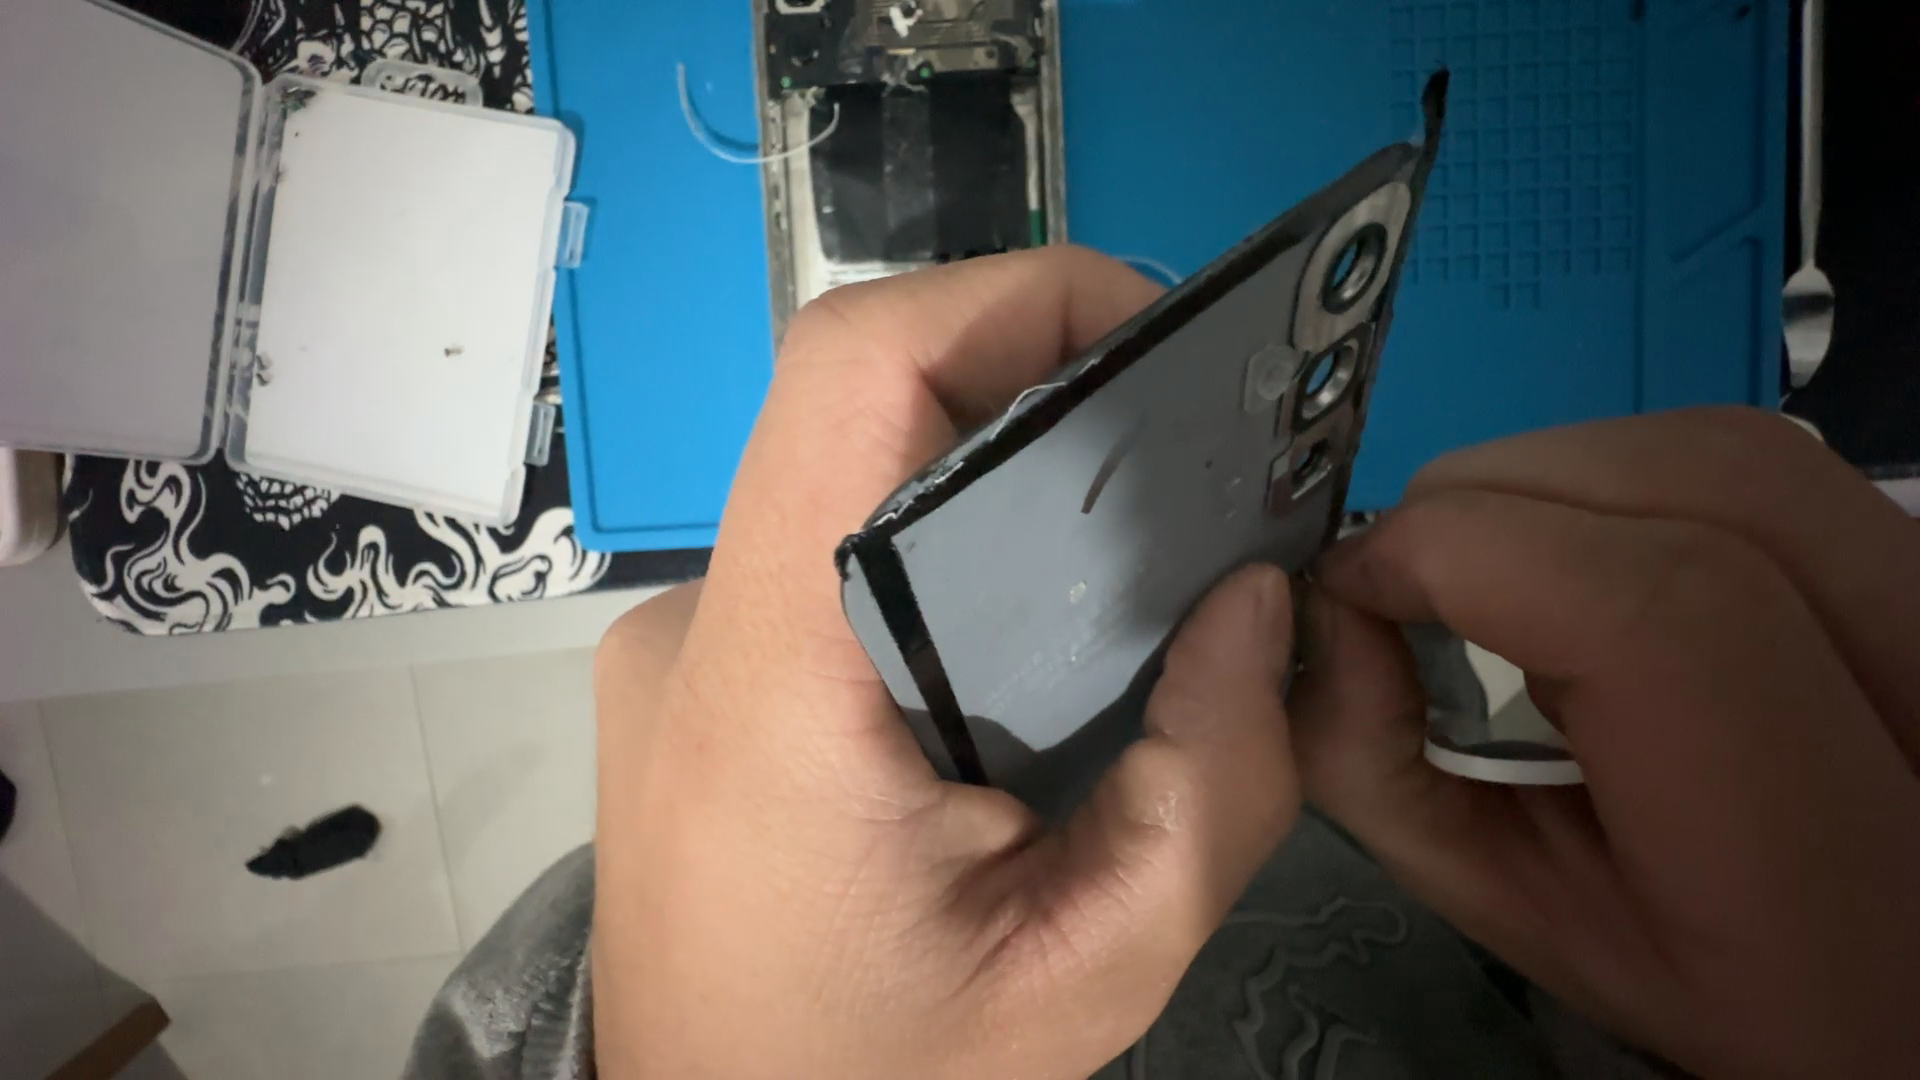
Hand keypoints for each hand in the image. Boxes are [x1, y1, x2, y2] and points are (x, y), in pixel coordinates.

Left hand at [590, 249, 1304, 1078]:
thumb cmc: (878, 1077)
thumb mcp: (1090, 963)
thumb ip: (1208, 782)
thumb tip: (1256, 601)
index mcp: (776, 673)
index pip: (852, 370)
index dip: (998, 295)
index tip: (1130, 329)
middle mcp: (701, 621)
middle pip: (859, 402)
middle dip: (1019, 374)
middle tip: (1148, 434)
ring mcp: (683, 636)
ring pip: (848, 474)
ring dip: (975, 461)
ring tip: (1089, 530)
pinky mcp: (696, 662)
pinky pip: (825, 544)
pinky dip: (925, 535)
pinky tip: (997, 616)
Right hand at [1292, 408, 1919, 1077]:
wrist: (1847, 953)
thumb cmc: (1650, 948)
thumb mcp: (1481, 889)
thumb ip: (1365, 758)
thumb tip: (1327, 604)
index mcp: (1829, 883)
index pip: (1653, 612)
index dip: (1462, 554)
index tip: (1353, 582)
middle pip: (1706, 487)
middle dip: (1484, 497)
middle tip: (1401, 565)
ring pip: (1737, 451)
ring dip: (1540, 473)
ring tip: (1470, 551)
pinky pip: (1760, 461)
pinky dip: (1605, 475)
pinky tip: (1561, 545)